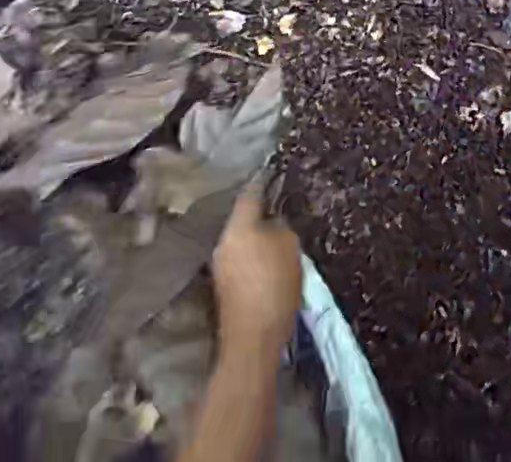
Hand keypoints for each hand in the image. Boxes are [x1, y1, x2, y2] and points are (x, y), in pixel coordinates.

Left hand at [211, 189, 302, 354]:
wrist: (253, 339)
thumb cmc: (273, 285)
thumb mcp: (289, 247)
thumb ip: (281, 227)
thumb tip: (274, 222)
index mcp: (237, 228)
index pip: (250, 194)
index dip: (264, 181)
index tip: (275, 171)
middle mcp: (223, 242)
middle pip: (244, 217)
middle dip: (262, 211)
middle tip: (283, 203)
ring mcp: (221, 266)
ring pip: (243, 238)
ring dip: (259, 233)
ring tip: (281, 230)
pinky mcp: (225, 286)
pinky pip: (243, 256)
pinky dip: (256, 251)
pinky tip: (271, 256)